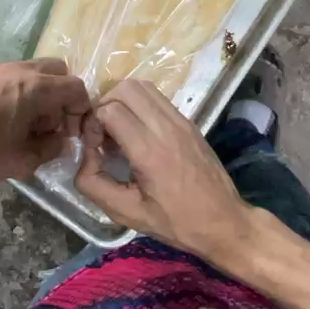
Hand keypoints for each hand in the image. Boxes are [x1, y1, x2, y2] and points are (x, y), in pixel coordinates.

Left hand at [0, 59, 91, 199]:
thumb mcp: (21, 161)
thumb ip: (50, 149)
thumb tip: (60, 142)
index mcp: (36, 87)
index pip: (76, 87)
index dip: (81, 112)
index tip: (69, 136)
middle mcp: (19, 69)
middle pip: (58, 72)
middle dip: (62, 98)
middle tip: (50, 128)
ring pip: (33, 72)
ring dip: (40, 95)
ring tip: (25, 127)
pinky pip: (11, 77)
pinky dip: (19, 93)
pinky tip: (1, 121)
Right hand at [75, 79, 259, 264]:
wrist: (224, 222)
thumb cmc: (175, 222)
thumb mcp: (127, 213)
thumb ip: (94, 185)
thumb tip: (85, 156)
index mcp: (149, 151)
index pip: (110, 110)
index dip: (93, 123)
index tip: (95, 146)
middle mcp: (166, 127)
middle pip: (125, 88)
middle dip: (105, 104)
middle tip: (103, 133)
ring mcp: (181, 120)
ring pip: (142, 86)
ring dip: (122, 101)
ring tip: (119, 129)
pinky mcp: (188, 121)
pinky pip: (157, 98)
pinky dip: (139, 105)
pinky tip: (138, 132)